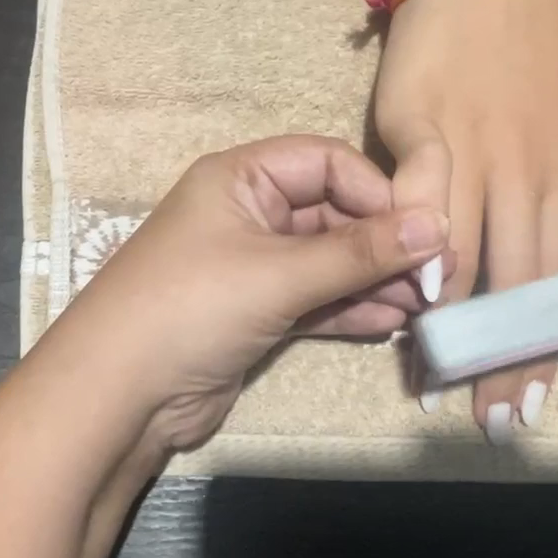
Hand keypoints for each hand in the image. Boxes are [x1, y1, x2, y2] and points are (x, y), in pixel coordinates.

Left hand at [45, 135, 448, 455]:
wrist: (120, 395)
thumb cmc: (193, 307)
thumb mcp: (278, 273)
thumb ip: (358, 252)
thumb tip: (437, 225)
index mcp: (241, 177)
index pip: (327, 163)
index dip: (377, 191)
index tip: (424, 229)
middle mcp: (249, 213)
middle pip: (333, 213)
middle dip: (383, 243)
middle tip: (438, 275)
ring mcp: (253, 266)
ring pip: (328, 261)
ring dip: (375, 279)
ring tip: (425, 303)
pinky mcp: (257, 313)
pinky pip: (316, 300)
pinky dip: (351, 308)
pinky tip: (394, 321)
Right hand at [378, 0, 557, 441]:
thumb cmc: (526, 42)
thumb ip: (542, 186)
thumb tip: (519, 247)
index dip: (547, 342)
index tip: (535, 397)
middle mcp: (530, 174)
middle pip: (523, 282)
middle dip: (509, 358)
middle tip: (496, 422)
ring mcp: (480, 150)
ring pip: (476, 253)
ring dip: (459, 324)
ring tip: (439, 379)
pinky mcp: (428, 126)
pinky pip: (427, 197)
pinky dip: (421, 247)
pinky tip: (413, 296)